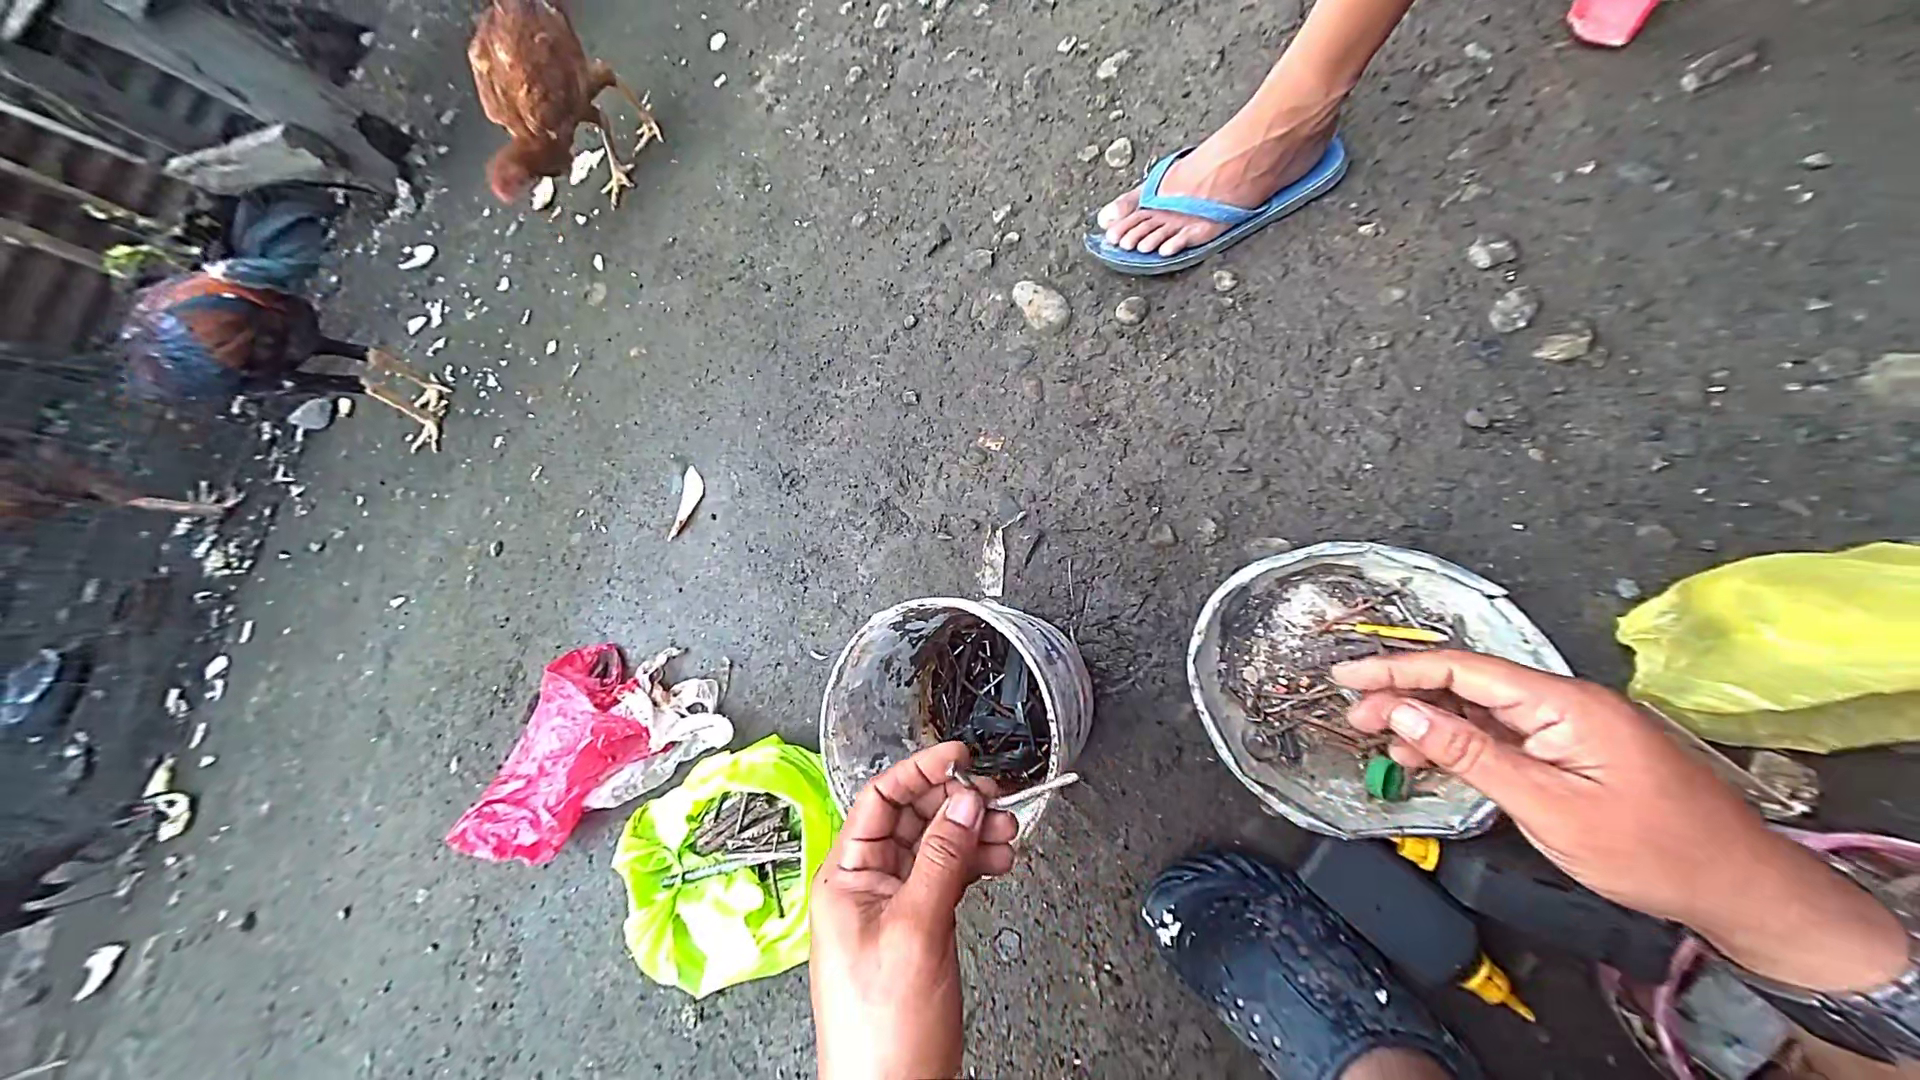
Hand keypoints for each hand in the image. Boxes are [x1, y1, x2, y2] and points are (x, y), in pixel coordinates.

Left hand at [810, 742, 1017, 1079]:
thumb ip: (942, 858)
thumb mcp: (915, 929)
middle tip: (994, 798)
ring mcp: (897, 899)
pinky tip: (997, 858)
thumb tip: (963, 803)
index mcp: (846, 874)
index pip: (880, 798)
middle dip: (956, 804)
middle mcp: (868, 881)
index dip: (919, 771)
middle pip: (915, 817)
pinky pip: (951, 870)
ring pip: (938, 842)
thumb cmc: (881, 1032)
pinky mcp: (922, 918)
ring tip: (1006, 831)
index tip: (956, 757)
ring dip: (973, 831)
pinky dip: (976, 860)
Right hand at [1335, 651, 1906, 990]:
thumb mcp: (1548, 805)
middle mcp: (1560, 701)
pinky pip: (1493, 730)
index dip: (1394, 668)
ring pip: (1472, 706)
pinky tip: (1426, 755)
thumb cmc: (1657, 852)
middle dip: (1402, 695)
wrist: (1747, 894)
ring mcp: (1562, 723)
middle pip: (1461, 682)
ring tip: (1385, 740)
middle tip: (1357, 716)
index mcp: (1562, 703)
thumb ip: (1468, 752)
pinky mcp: (1563, 745)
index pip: (1458, 668)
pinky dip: (1453, 740)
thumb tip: (1402, 712)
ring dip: (1424, 720)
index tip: (1347, 675)